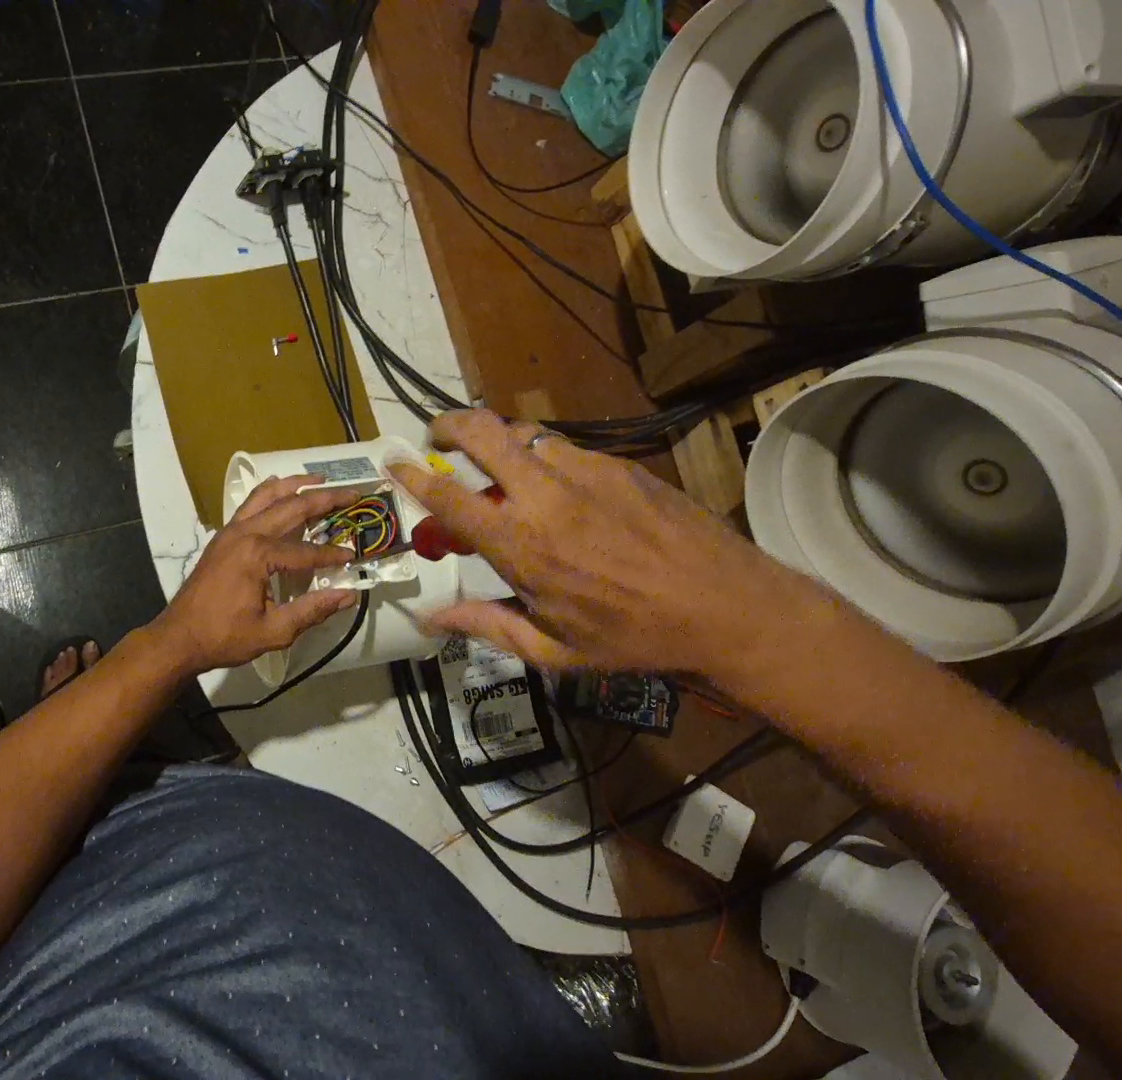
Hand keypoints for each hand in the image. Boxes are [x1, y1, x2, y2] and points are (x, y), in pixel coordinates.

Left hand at [149, 475, 360, 674]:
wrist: (178, 637)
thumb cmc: (224, 636)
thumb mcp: (273, 631)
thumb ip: (311, 611)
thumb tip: (348, 595)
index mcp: (257, 555)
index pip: (305, 551)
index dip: (331, 556)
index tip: (352, 558)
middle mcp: (245, 533)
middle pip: (291, 507)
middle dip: (324, 500)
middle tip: (351, 494)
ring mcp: (230, 531)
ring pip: (267, 496)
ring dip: (295, 485)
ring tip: (321, 479)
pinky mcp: (223, 536)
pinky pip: (250, 504)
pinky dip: (269, 493)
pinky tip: (281, 491)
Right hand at [387, 410, 847, 684]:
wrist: (729, 610)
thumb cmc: (631, 640)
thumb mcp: (550, 648)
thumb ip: (483, 623)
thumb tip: (427, 618)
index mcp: (520, 546)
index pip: (448, 497)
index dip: (412, 475)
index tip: (392, 462)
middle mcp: (546, 497)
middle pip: (482, 433)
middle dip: (447, 425)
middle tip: (437, 437)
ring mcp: (586, 473)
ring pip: (525, 435)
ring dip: (499, 443)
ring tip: (499, 466)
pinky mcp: (620, 465)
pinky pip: (565, 449)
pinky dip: (543, 457)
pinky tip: (556, 487)